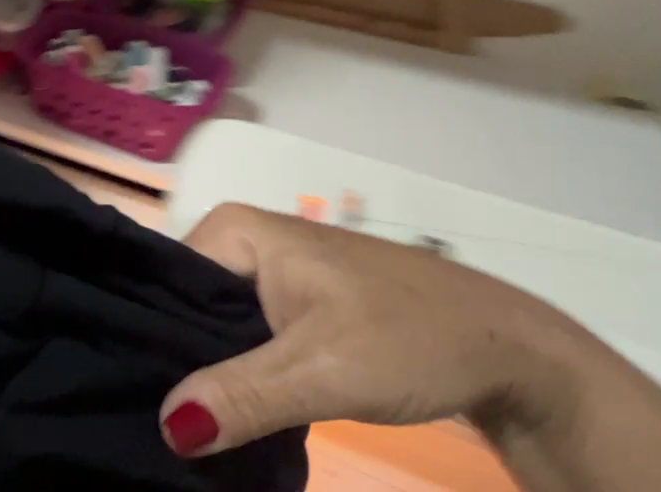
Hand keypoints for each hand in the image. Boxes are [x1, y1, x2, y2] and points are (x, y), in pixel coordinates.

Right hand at [158, 204, 576, 456]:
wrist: (523, 356)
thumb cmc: (416, 340)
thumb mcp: (324, 373)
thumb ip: (243, 397)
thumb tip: (165, 431)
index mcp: (234, 228)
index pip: (162, 278)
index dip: (150, 333)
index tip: (137, 386)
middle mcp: (244, 239)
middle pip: (185, 300)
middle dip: (178, 356)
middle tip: (160, 414)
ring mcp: (272, 269)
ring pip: (216, 321)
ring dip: (209, 369)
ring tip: (184, 419)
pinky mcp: (299, 300)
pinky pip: (246, 331)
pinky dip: (240, 369)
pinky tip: (230, 408)